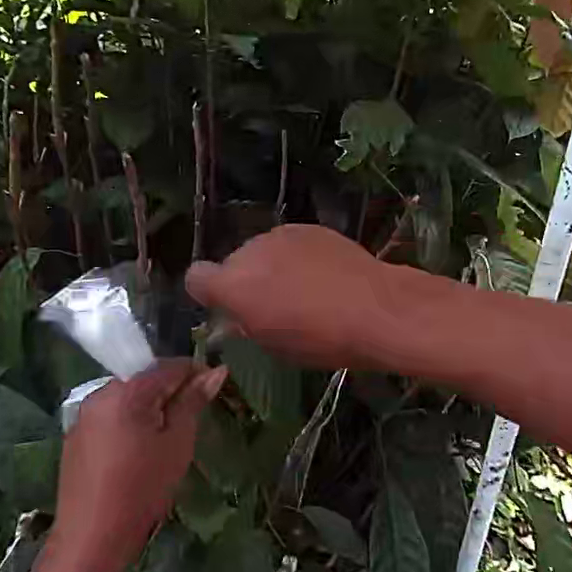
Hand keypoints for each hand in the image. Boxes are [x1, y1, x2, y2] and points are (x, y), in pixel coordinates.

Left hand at [52, 359, 227, 557]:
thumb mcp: (177, 442)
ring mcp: (84, 416)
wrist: (90, 541)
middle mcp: (100, 394)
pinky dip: (130, 422)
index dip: (196, 373)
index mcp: (126, 391)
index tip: (213, 390)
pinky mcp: (75, 438)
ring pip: (128, 398)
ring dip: (151, 407)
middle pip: (146, 379)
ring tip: (167, 436)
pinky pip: (111, 416)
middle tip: (192, 418)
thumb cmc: (142, 488)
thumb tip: (216, 371)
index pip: (169, 366)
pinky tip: (138, 452)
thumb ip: (193, 401)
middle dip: (172, 391)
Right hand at [185, 224, 404, 369]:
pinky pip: (290, 242)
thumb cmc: (321, 339)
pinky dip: (297, 256)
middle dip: (247, 280)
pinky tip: (323, 274)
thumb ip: (246, 325)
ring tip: (304, 288)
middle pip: (234, 262)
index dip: (209, 292)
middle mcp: (250, 250)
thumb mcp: (274, 344)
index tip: (230, 307)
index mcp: (233, 284)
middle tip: (274, 304)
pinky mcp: (310, 226)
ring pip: (263, 251)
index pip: (196, 277)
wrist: (375, 307)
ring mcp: (281, 233)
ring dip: (272, 266)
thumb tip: (236, 317)